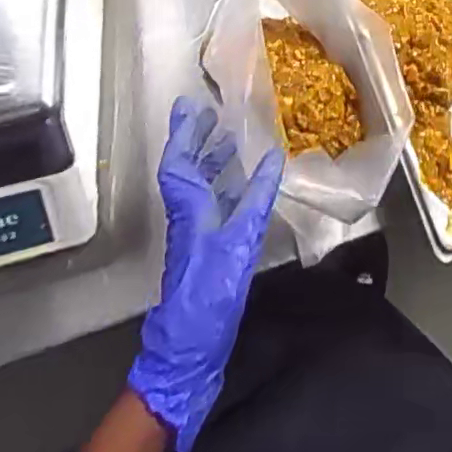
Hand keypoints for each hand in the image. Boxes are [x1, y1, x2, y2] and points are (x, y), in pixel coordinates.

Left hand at [127, 97, 284, 451]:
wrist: (189, 346)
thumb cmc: (208, 293)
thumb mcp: (239, 241)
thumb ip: (256, 198)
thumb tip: (273, 158)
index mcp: (189, 209)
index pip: (178, 163)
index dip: (181, 133)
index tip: (187, 105)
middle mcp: (189, 214)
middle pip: (187, 169)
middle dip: (196, 139)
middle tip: (212, 114)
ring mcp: (197, 231)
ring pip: (200, 185)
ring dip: (211, 159)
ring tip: (230, 139)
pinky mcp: (207, 245)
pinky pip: (213, 201)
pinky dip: (225, 184)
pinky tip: (241, 182)